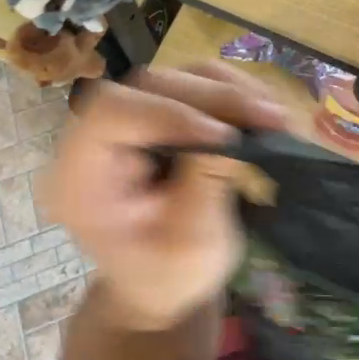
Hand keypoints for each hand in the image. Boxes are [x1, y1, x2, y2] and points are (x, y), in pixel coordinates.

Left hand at [41, 62, 286, 330]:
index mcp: (81, 174)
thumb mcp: (190, 245)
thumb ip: (204, 187)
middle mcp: (99, 134)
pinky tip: (268, 113)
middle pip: (152, 86)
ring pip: (182, 75)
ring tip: (276, 117)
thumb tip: (231, 135)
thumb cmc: (169, 277)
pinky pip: (201, 81)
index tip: (224, 137)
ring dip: (233, 90)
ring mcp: (134, 117)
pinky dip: (237, 92)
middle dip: (215, 98)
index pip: (111, 114)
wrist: (166, 284)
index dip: (167, 113)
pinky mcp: (164, 109)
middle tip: (270, 118)